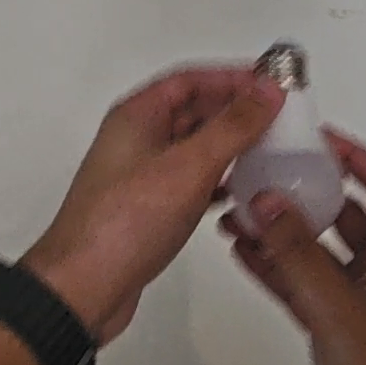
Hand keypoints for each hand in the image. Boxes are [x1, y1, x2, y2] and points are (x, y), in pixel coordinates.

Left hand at [23, 66, 283, 344]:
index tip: (270, 83)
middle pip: (193, 110)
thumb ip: (232, 126)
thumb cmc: (123, 223)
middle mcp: (137, 140)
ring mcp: (142, 175)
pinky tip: (241, 191)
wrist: (87, 287)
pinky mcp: (149, 208)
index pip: (190, 80)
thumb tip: (266, 91)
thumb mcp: (188, 165)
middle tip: (278, 116)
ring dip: (230, 146)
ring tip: (268, 150)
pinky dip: (218, 181)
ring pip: (194, 148)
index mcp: (137, 116)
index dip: (232, 77)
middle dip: (235, 111)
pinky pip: (191, 181)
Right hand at [219, 129, 365, 364]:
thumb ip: (302, 258)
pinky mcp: (333, 331)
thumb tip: (271, 204)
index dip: (354, 157)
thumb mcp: (343, 316)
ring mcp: (355, 305)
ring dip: (282, 226)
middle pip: (343, 212)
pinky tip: (247, 254)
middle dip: (306, 188)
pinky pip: (299, 283)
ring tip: (245, 208)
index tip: (317, 139)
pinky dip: (273, 265)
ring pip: (315, 248)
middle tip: (269, 170)